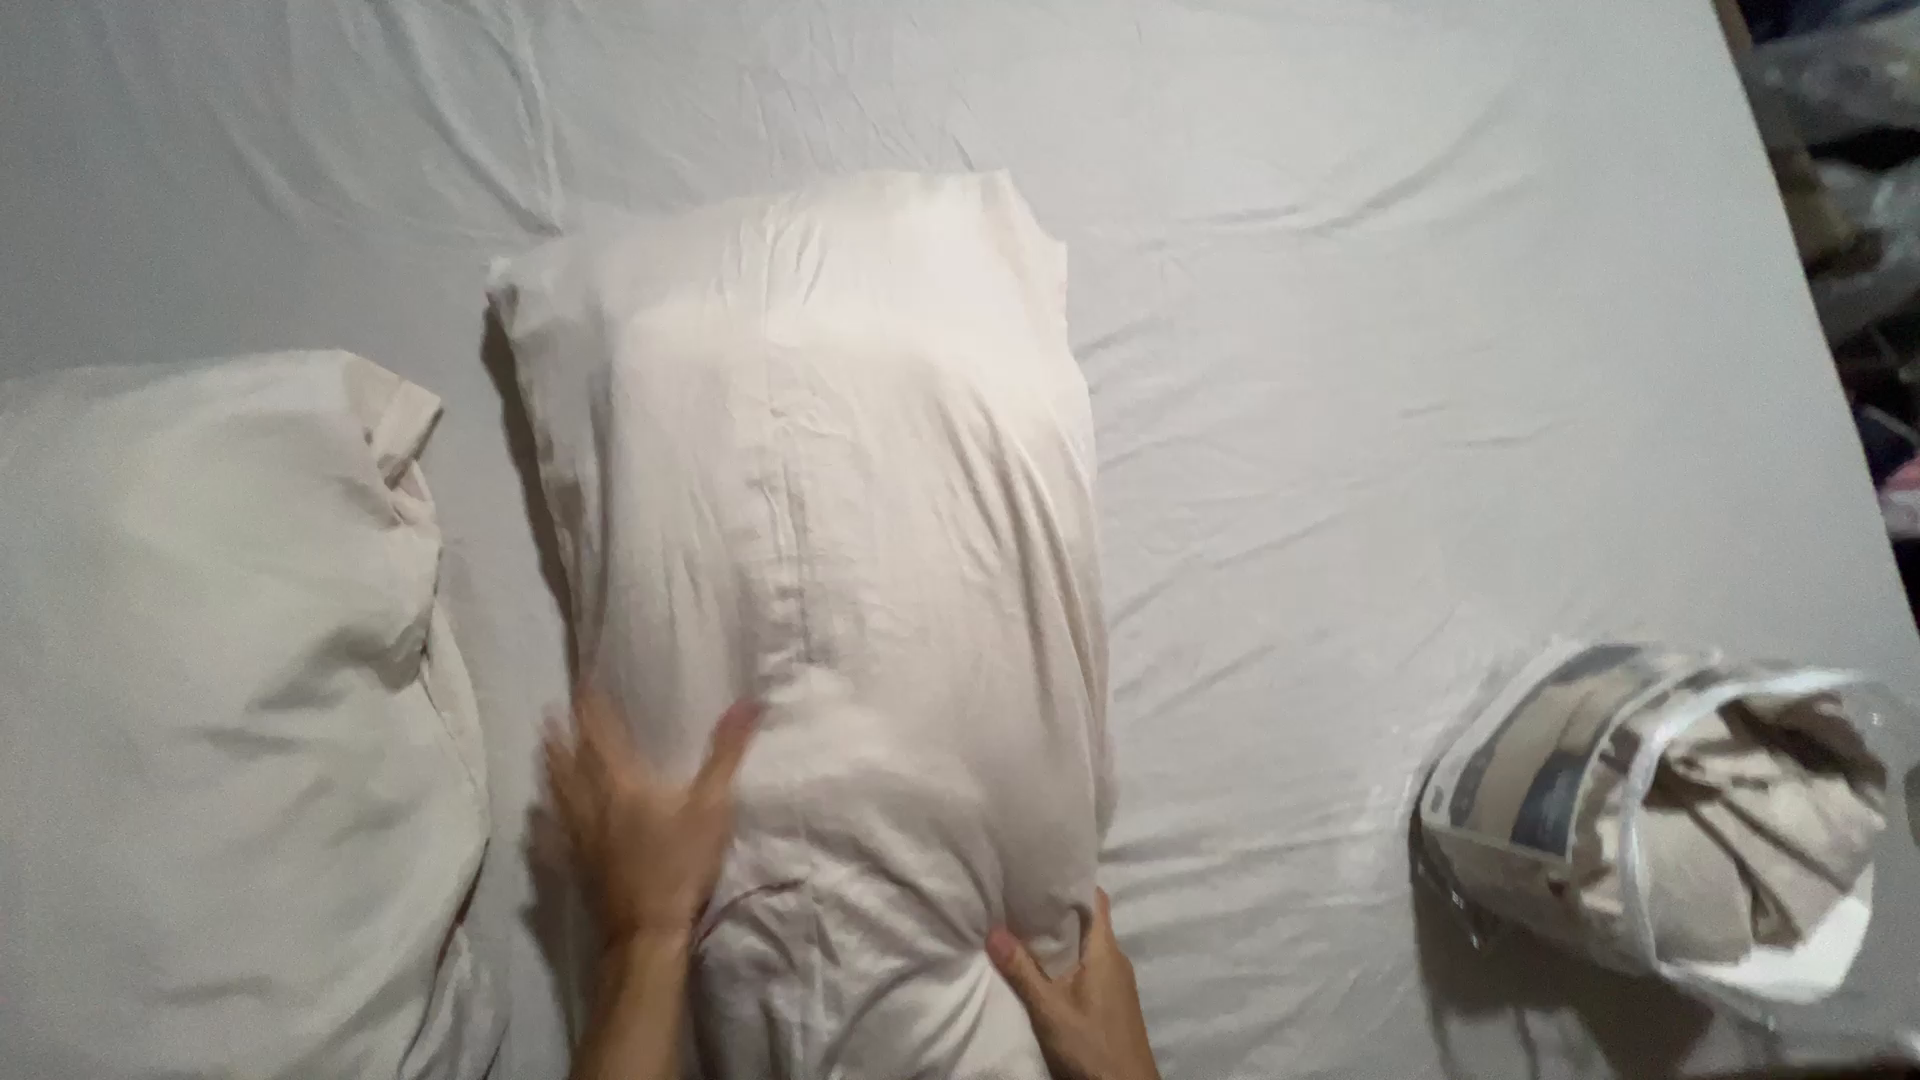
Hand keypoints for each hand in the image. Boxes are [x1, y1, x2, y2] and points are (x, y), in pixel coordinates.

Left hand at [543, 692, 760, 943]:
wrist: (647, 930)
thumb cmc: (682, 862)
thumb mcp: (714, 803)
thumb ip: (727, 751)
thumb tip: (749, 703)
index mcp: (623, 783)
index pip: (601, 736)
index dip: (590, 710)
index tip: (580, 685)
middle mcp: (592, 804)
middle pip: (568, 763)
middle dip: (559, 736)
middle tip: (548, 714)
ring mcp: (579, 837)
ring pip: (556, 795)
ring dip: (548, 768)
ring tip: (542, 750)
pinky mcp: (576, 864)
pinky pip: (552, 834)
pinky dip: (543, 818)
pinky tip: (538, 819)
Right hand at [987, 889, 1160, 1079]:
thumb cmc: (1093, 1045)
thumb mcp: (1050, 1010)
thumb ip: (1022, 971)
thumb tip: (992, 930)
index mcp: (1106, 949)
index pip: (1095, 897)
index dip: (1072, 880)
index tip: (1042, 870)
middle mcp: (1116, 957)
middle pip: (1089, 919)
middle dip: (1058, 908)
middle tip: (1022, 896)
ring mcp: (1118, 980)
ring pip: (1088, 944)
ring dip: (1062, 936)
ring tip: (1026, 925)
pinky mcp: (1114, 1000)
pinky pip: (1091, 964)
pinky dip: (1069, 958)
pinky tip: (1045, 965)